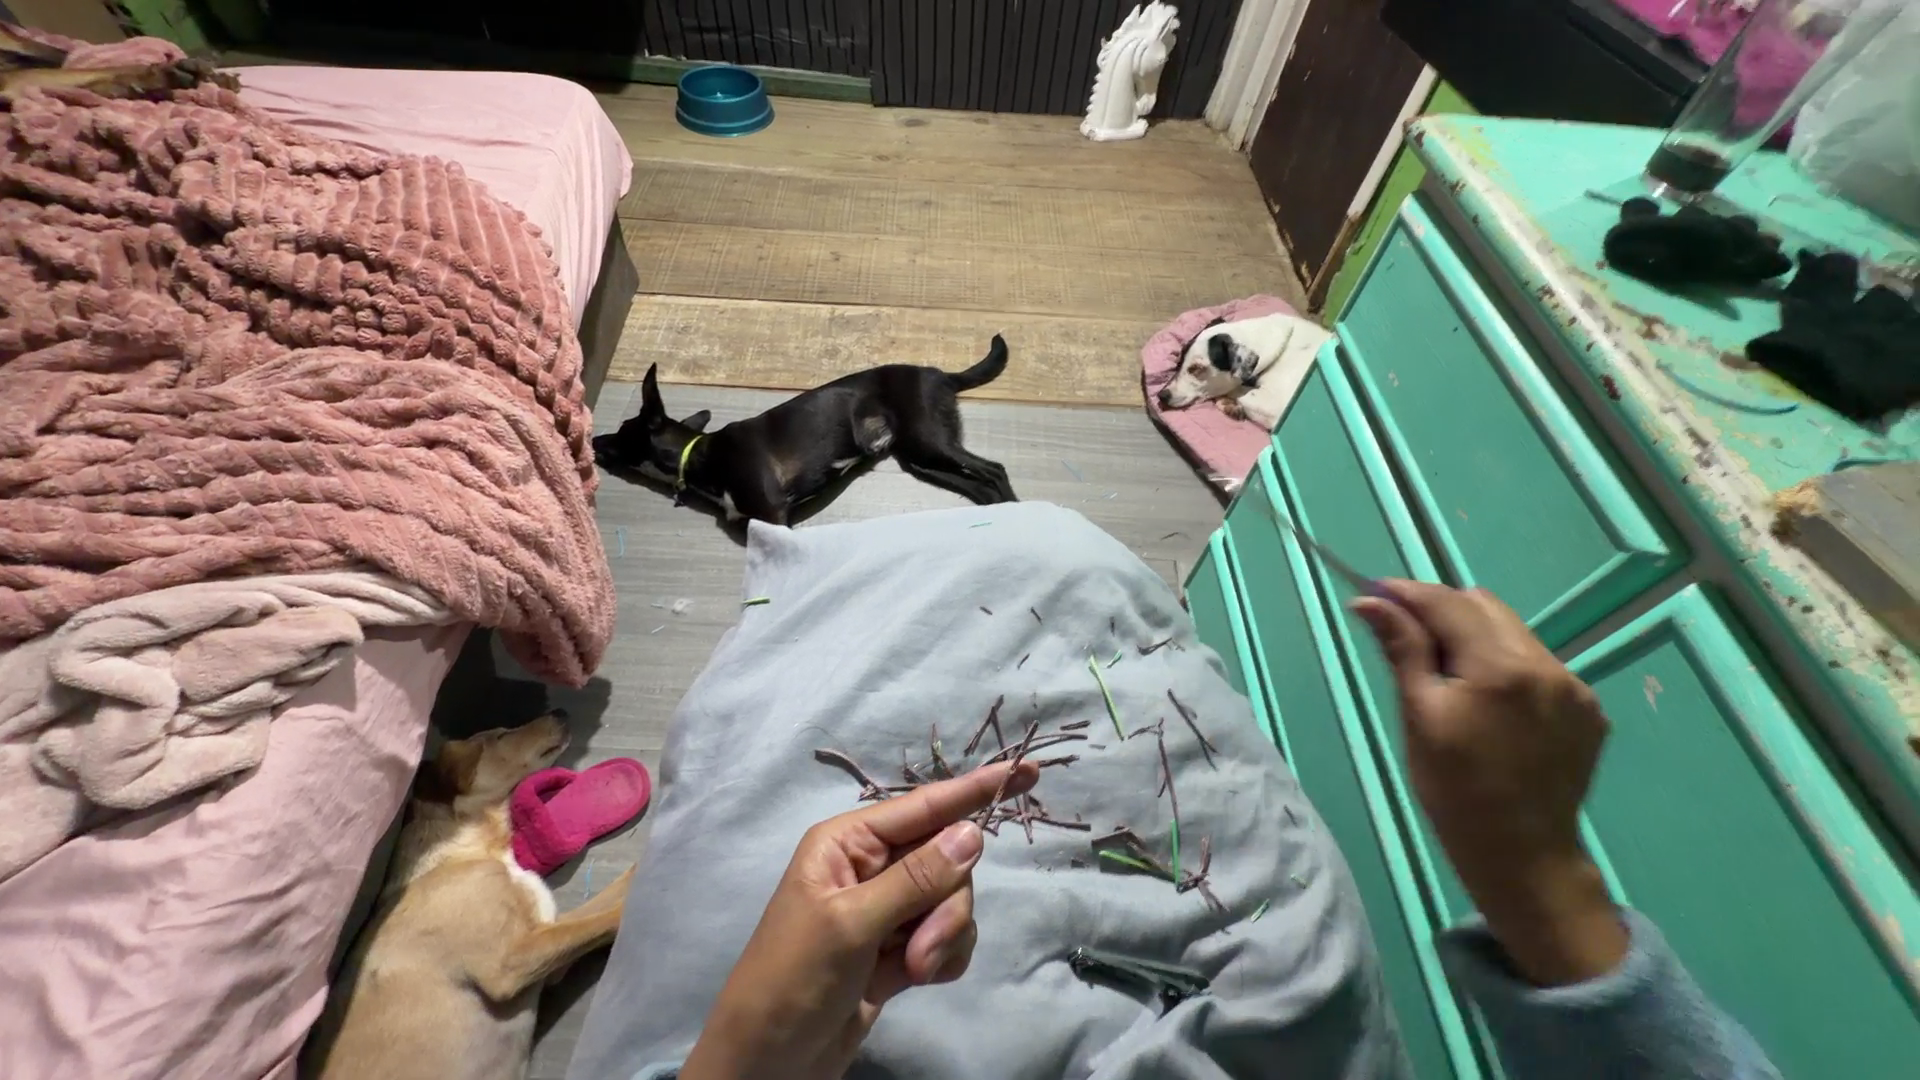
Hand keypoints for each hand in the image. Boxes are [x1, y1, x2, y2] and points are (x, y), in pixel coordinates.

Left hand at [680, 760, 1039, 1079]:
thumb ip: (915, 879)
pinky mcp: (902, 945)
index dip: (976, 788)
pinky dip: (944, 957)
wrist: (766, 1065)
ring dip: (942, 938)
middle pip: (947, 859)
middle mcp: (873, 864)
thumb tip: (973, 834)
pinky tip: (917, 980)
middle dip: (944, 907)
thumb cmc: (792, 979)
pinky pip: (949, 935)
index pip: (925, 805)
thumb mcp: (851, 925)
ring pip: (952, 900)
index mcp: (850, 841)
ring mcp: (890, 906)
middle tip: (919, 952)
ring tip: (910, 972)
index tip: (1027, 769)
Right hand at [1353, 581, 1627, 985]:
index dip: (1407, 593)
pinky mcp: (1587, 709)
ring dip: (1471, 636)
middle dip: (1440, 610)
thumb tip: (1369, 603)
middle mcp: (1547, 666)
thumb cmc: (1454, 786)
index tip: (1373, 594)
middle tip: (1403, 635)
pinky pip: (1536, 662)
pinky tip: (1483, 698)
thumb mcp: (1419, 713)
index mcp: (1501, 668)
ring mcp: (1574, 687)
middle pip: (1484, 606)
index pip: (1449, 604)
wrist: (1521, 853)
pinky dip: (1501, 663)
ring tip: (1443, 672)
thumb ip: (1402, 649)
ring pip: (1511, 631)